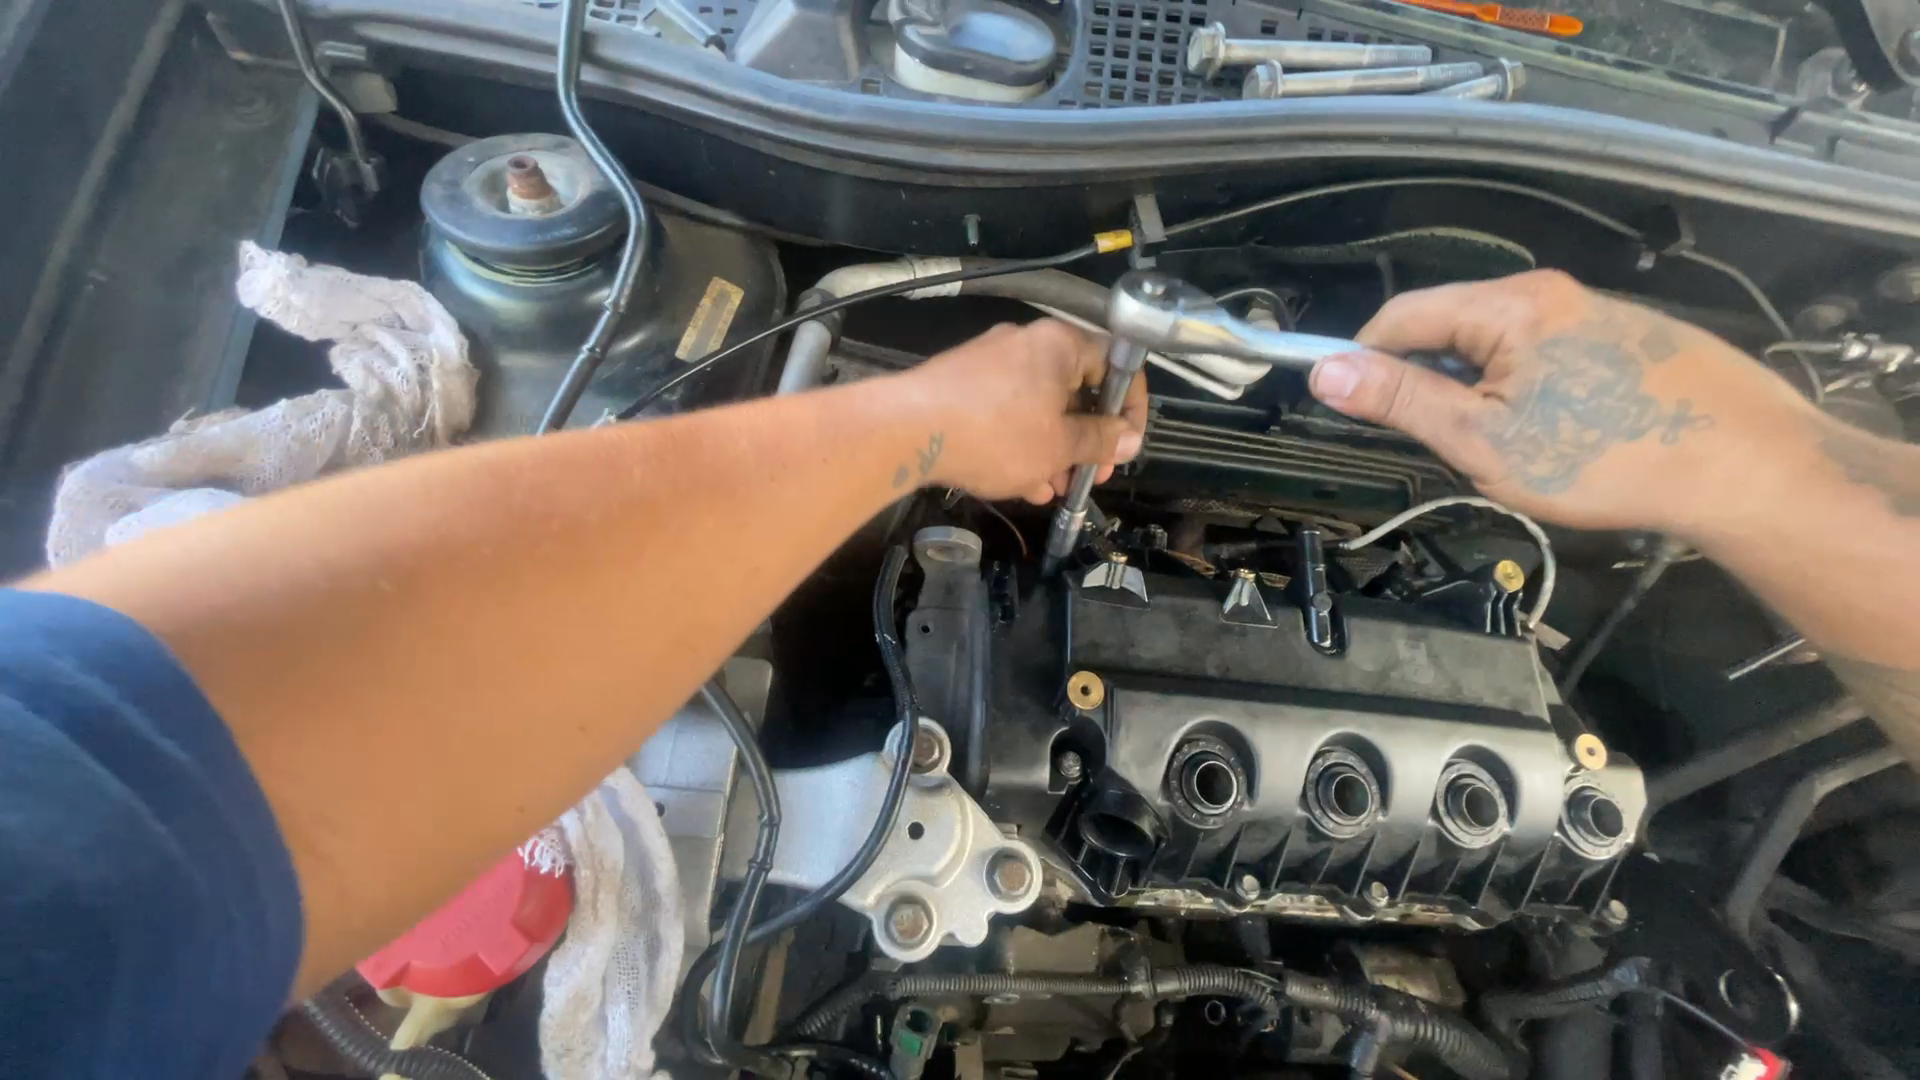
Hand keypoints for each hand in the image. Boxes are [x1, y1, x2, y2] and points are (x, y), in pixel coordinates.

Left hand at [897, 319, 1149, 502]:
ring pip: (1037, 409)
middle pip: (1073, 391)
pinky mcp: (960, 387)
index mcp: (1059, 345)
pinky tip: (1019, 483)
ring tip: (1052, 489)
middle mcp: (1025, 344)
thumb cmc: (997, 435)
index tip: (1126, 445)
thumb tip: (1130, 439)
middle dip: (1084, 440)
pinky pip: (1004, 414)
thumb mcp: (1058, 447)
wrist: (908, 431)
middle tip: (1087, 476)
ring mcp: (989, 365)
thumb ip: (1099, 441)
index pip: (1115, 364)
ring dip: (1051, 451)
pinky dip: (1018, 445)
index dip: (1129, 408)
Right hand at [1306, 269, 1821, 536]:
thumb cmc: (1601, 458)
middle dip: (1423, 378)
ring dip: (1469, 385)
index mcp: (1508, 306)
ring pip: (1490, 342)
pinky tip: (1549, 428)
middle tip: (1441, 438)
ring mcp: (1591, 310)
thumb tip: (1323, 371)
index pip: (1397, 317)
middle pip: (1444, 325)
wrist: (1754, 471)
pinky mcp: (1621, 335)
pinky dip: (1514, 385)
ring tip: (1499, 441)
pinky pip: (1535, 351)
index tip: (1353, 408)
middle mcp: (1547, 292)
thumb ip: (1398, 398)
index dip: (1360, 359)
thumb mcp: (1479, 437)